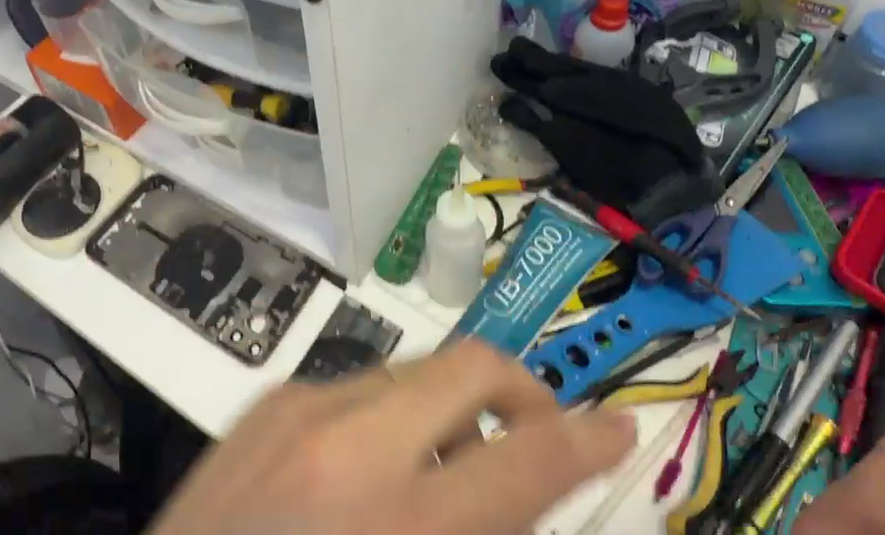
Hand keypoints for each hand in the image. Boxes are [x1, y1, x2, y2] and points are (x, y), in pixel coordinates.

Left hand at [147, 340, 636, 534]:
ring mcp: (300, 409)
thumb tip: (519, 493)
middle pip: (474, 366)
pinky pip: (356, 385)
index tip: (619, 430)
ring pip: (416, 370)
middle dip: (524, 395)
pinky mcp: (265, 404)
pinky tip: (371, 471)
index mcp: (400, 520)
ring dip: (452, 409)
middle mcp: (350, 441)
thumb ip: (478, 530)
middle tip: (538, 441)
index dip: (590, 441)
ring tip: (444, 472)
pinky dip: (390, 415)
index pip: (528, 458)